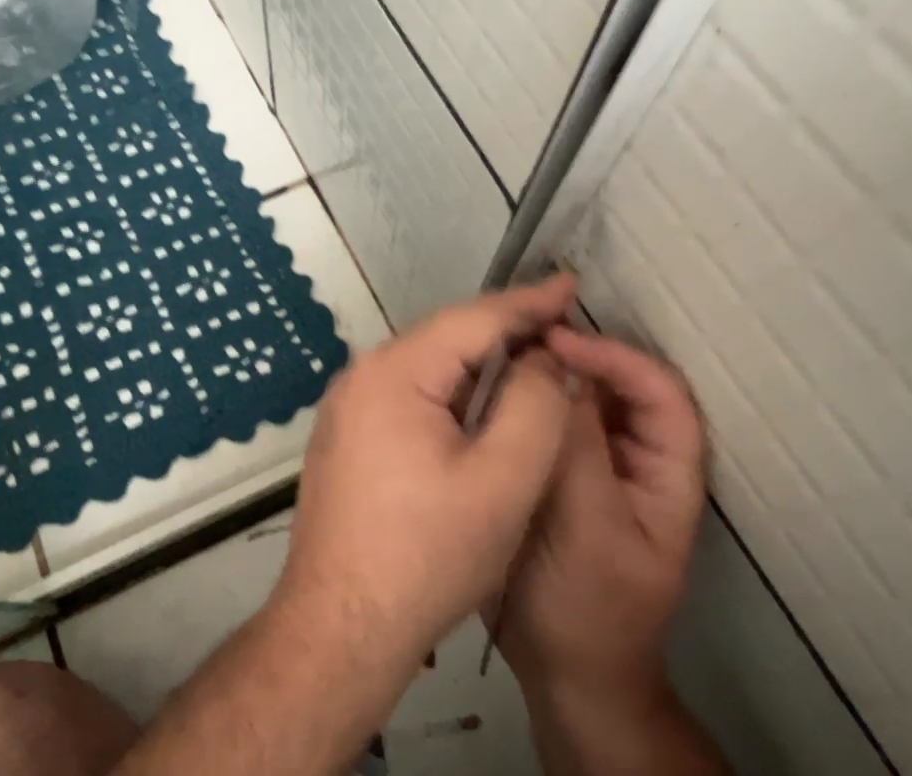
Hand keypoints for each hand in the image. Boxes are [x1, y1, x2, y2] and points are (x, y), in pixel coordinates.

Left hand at [275, 275, 581, 668]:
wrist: (340, 626)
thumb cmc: (428, 555)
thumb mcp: (505, 480)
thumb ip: (536, 405)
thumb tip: (544, 357)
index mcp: (394, 373)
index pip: (474, 319)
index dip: (529, 302)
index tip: (572, 284)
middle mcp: (360, 377)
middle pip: (447, 338)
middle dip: (506, 329)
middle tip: (561, 321)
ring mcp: (346, 409)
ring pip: (429, 368)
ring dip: (481, 363)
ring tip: (533, 355)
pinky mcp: (347, 439)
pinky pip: (410, 397)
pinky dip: (453, 393)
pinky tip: (482, 405)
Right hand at [496, 328, 707, 696]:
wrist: (564, 676)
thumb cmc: (589, 608)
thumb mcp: (588, 527)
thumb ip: (577, 448)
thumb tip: (555, 370)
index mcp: (666, 470)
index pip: (658, 391)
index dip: (614, 358)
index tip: (555, 342)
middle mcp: (635, 458)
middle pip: (617, 387)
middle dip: (574, 356)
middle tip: (517, 339)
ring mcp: (594, 467)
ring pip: (578, 403)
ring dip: (546, 376)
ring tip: (498, 356)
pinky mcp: (555, 477)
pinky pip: (545, 428)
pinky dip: (523, 405)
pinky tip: (487, 394)